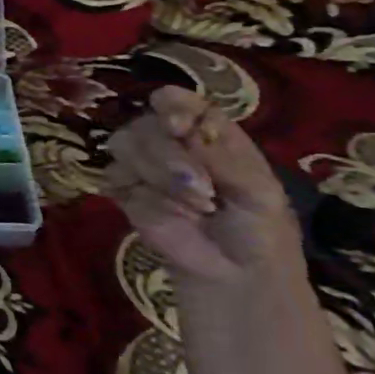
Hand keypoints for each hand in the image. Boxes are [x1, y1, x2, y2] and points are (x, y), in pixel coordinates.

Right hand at [105, 87, 299, 285]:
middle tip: (202, 188)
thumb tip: (183, 131)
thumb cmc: (259, 227)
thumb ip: (223, 158)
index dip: (171, 105)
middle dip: (169, 155)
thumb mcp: (259, 190)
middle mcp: (168, 143)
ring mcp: (141, 167)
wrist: (236, 273)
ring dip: (158, 175)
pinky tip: (172, 215)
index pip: (174, 100)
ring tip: (195, 206)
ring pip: (123, 147)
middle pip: (143, 124)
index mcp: (205, 132)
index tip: (179, 127)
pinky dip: (145, 198)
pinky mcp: (121, 192)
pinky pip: (115, 180)